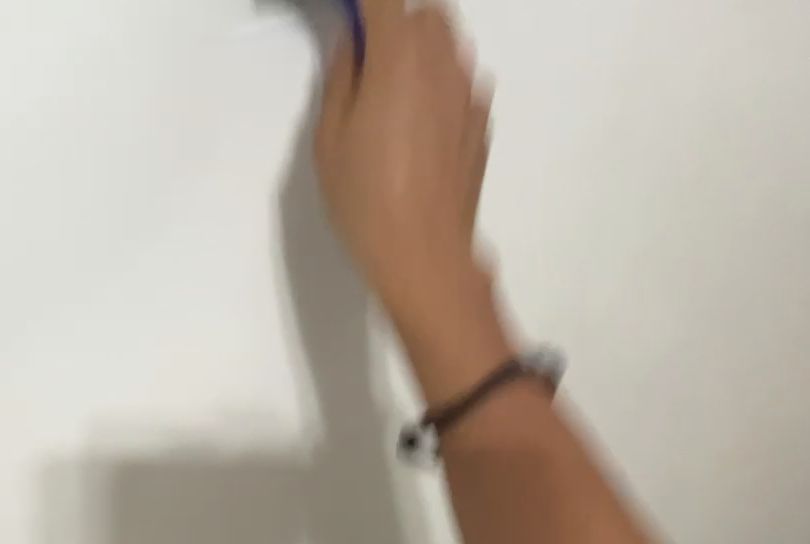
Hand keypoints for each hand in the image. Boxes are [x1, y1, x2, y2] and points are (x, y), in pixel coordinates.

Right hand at [315, 0, 512, 401]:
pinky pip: (458, 79)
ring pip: (447, 42)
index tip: (347, 17)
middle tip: (364, 60)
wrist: (424, 253)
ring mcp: (469, 88)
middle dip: (393, 20)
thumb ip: (341, 80)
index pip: (383, 0)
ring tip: (388, 95)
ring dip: (417, 49)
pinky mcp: (480, 119)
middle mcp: (443, 59)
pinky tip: (413, 127)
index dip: (362, 4)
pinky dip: (436, 82)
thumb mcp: (329, 142)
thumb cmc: (365, 201)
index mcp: (399, 56)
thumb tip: (352, 46)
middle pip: (423, 11)